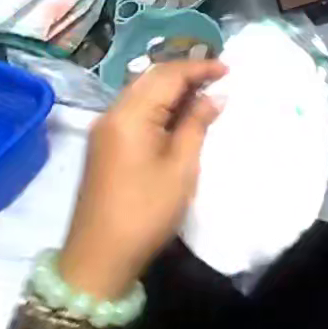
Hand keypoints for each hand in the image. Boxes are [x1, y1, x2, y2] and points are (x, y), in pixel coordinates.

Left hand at [60, 60, 225, 297]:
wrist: (98, 260)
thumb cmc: (146, 211)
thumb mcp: (182, 167)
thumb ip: (197, 124)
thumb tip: (215, 96)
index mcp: (130, 116)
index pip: (168, 75)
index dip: (200, 68)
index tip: (229, 69)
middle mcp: (112, 114)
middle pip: (151, 77)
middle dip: (185, 72)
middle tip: (219, 76)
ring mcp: (105, 129)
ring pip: (142, 91)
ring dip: (173, 86)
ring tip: (205, 91)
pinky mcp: (105, 144)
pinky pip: (135, 108)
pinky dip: (160, 102)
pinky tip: (180, 112)